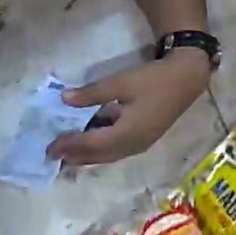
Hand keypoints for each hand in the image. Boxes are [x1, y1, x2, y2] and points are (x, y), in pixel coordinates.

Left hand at [49, 49, 211, 165]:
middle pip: (98, 156)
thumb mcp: (121, 83)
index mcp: (125, 133)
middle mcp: (132, 145)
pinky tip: (94, 140)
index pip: (90, 144)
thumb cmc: (153, 79)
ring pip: (108, 155)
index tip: (48, 147)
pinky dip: (101, 149)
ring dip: (88, 155)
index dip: (69, 145)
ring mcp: (141, 143)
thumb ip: (92, 93)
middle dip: (75, 157)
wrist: (187, 78)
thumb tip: (64, 99)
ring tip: (69, 154)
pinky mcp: (146, 138)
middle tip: (53, 156)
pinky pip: (117, 150)